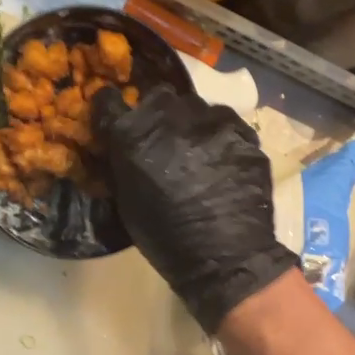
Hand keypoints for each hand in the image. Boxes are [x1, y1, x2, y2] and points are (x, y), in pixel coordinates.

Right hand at [93, 85, 298, 332]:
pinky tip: (219, 161)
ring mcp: (214, 121)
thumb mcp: (126, 201)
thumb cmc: (164, 237)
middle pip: (157, 98)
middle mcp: (172, 116)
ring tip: (193, 150)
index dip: (109, 108)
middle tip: (158, 138)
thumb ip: (122, 163)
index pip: (109, 100)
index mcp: (133, 134)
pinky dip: (219, 138)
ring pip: (196, 108)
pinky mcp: (245, 132)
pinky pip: (226, 125)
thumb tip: (119, 148)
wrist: (224, 256)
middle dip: (154, 114)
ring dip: (190, 124)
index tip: (111, 118)